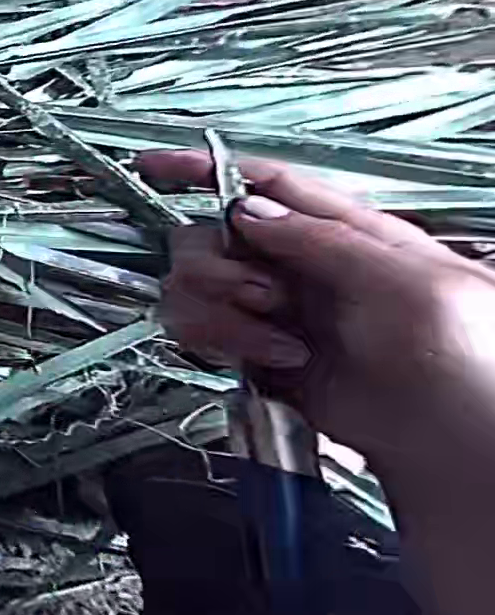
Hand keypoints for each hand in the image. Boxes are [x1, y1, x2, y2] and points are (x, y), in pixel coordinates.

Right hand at [138, 150, 494, 484]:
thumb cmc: (466, 362)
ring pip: (186, 284)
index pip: (264, 183)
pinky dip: (215, 340)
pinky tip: (268, 358)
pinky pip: (187, 322)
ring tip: (278, 343)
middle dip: (216, 269)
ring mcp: (264, 304)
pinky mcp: (241, 340)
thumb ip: (325, 239)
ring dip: (218, 313)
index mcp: (342, 235)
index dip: (203, 169)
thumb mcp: (415, 287)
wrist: (453, 448)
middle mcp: (291, 263)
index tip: (151, 166)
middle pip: (203, 238)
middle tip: (263, 298)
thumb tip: (243, 208)